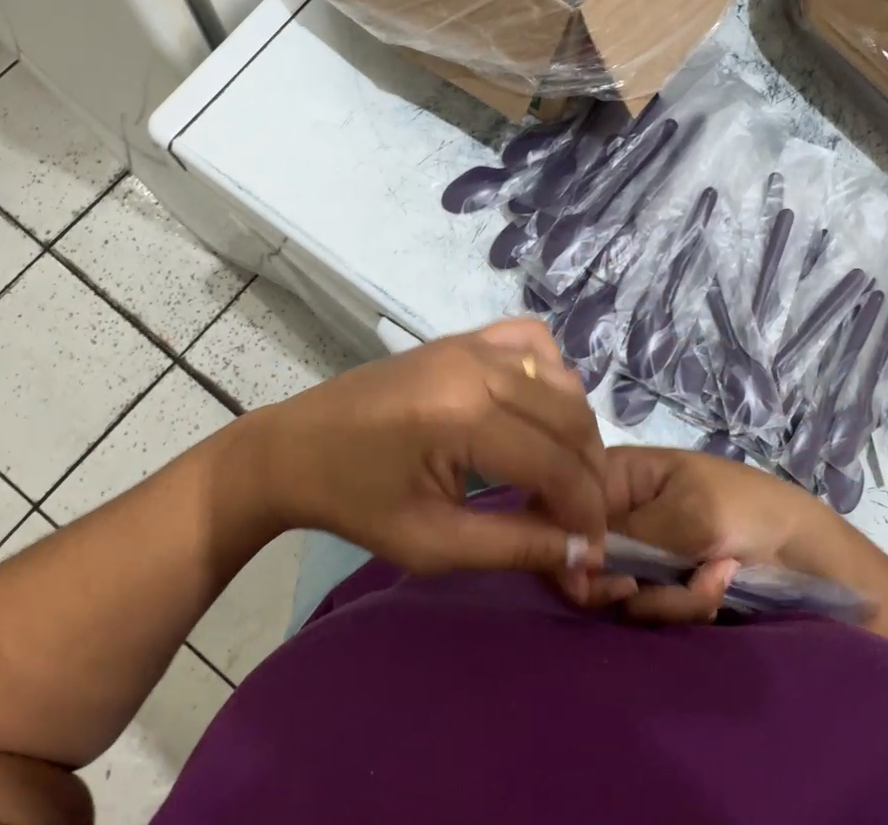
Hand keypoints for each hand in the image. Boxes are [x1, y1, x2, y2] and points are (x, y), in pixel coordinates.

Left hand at [238, 318, 610, 576]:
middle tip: (579, 519)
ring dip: (575, 429)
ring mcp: (470, 343)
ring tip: (561, 474)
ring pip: (562, 379)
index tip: (593, 548)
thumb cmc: (355, 503)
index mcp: (462, 417)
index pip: (556, 463)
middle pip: (570, 417)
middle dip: (589, 473)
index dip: (586, 510)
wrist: (295, 449)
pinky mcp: (462, 337)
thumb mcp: (431, 543)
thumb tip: (584, 550)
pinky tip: (538, 412)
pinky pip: (533, 343)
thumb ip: (514, 545)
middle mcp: (476, 367)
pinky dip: (553, 376)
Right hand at [591, 446, 856, 621]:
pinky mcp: (657, 589)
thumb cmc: (747, 510)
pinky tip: (718, 586)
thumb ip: (625, 536)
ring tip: (712, 578)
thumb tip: (571, 560)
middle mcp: (616, 514)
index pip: (561, 503)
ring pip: (610, 592)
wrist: (808, 555)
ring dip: (664, 596)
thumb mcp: (686, 514)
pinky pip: (644, 611)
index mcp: (616, 474)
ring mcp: (636, 554)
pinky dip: (682, 606)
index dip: (566, 539)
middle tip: (643, 584)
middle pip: (576, 557)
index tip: (594, 566)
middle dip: (616, 579)